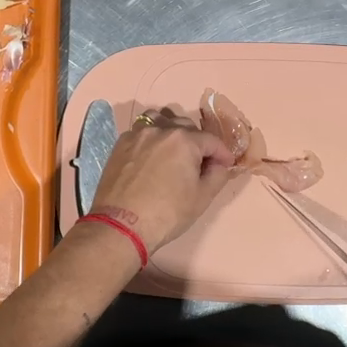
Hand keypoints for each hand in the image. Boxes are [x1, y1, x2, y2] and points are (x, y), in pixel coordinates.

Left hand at [86, 108, 237, 253]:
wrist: (122, 226)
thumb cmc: (167, 214)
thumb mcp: (202, 198)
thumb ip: (217, 175)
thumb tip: (219, 164)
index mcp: (184, 140)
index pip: (211, 140)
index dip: (223, 153)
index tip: (226, 165)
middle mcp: (161, 129)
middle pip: (186, 126)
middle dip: (198, 142)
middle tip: (200, 163)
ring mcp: (137, 135)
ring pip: (160, 120)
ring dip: (172, 131)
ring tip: (173, 151)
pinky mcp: (120, 145)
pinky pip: (141, 132)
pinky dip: (151, 138)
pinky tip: (151, 156)